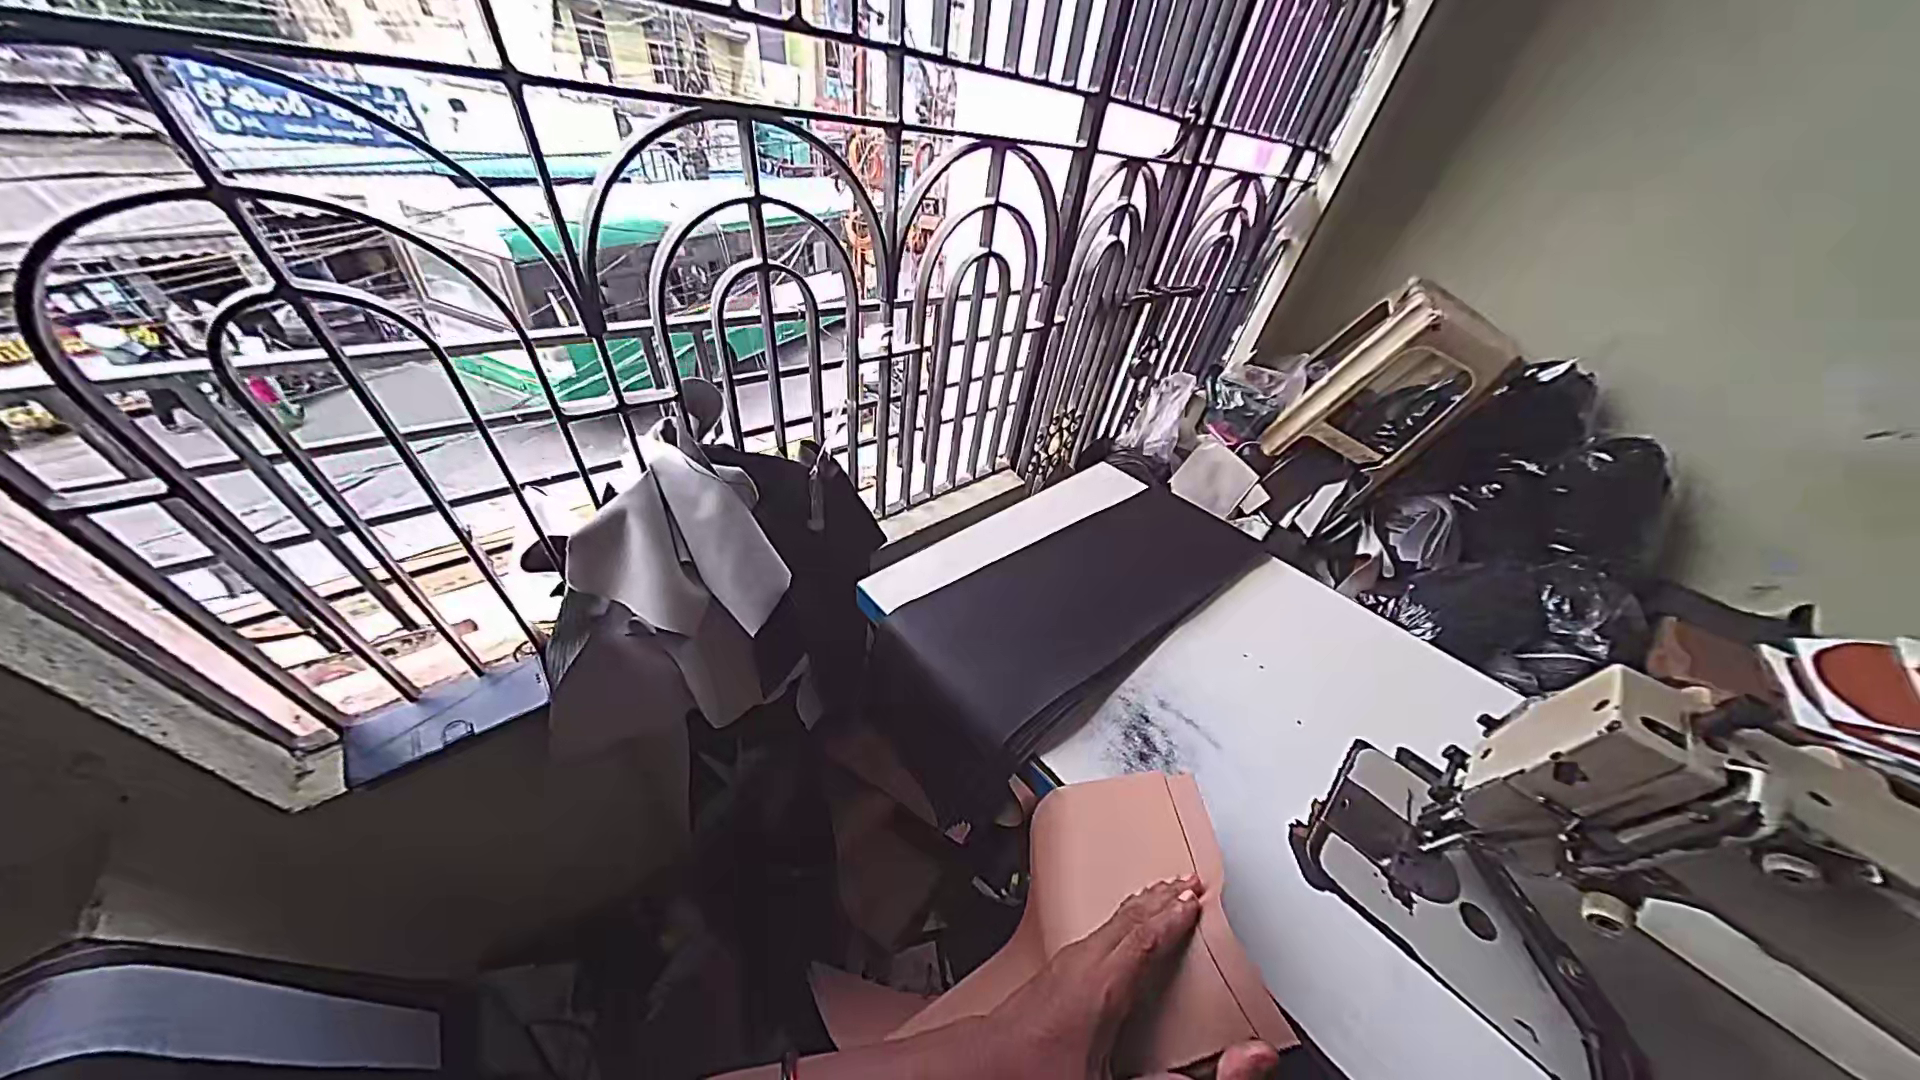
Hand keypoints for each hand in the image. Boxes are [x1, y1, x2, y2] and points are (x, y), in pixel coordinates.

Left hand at [984, 876, 1280, 1079]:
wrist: (992, 1065)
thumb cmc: (1050, 1072)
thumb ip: (1188, 1078)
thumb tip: (1248, 1058)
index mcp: (1103, 985)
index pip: (1148, 936)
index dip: (1176, 915)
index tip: (1198, 897)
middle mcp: (1083, 961)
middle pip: (1130, 917)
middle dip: (1162, 897)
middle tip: (1191, 880)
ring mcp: (1066, 959)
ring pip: (1113, 919)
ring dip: (1143, 903)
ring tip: (1165, 890)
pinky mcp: (1057, 965)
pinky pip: (1101, 928)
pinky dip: (1124, 916)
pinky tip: (1127, 921)